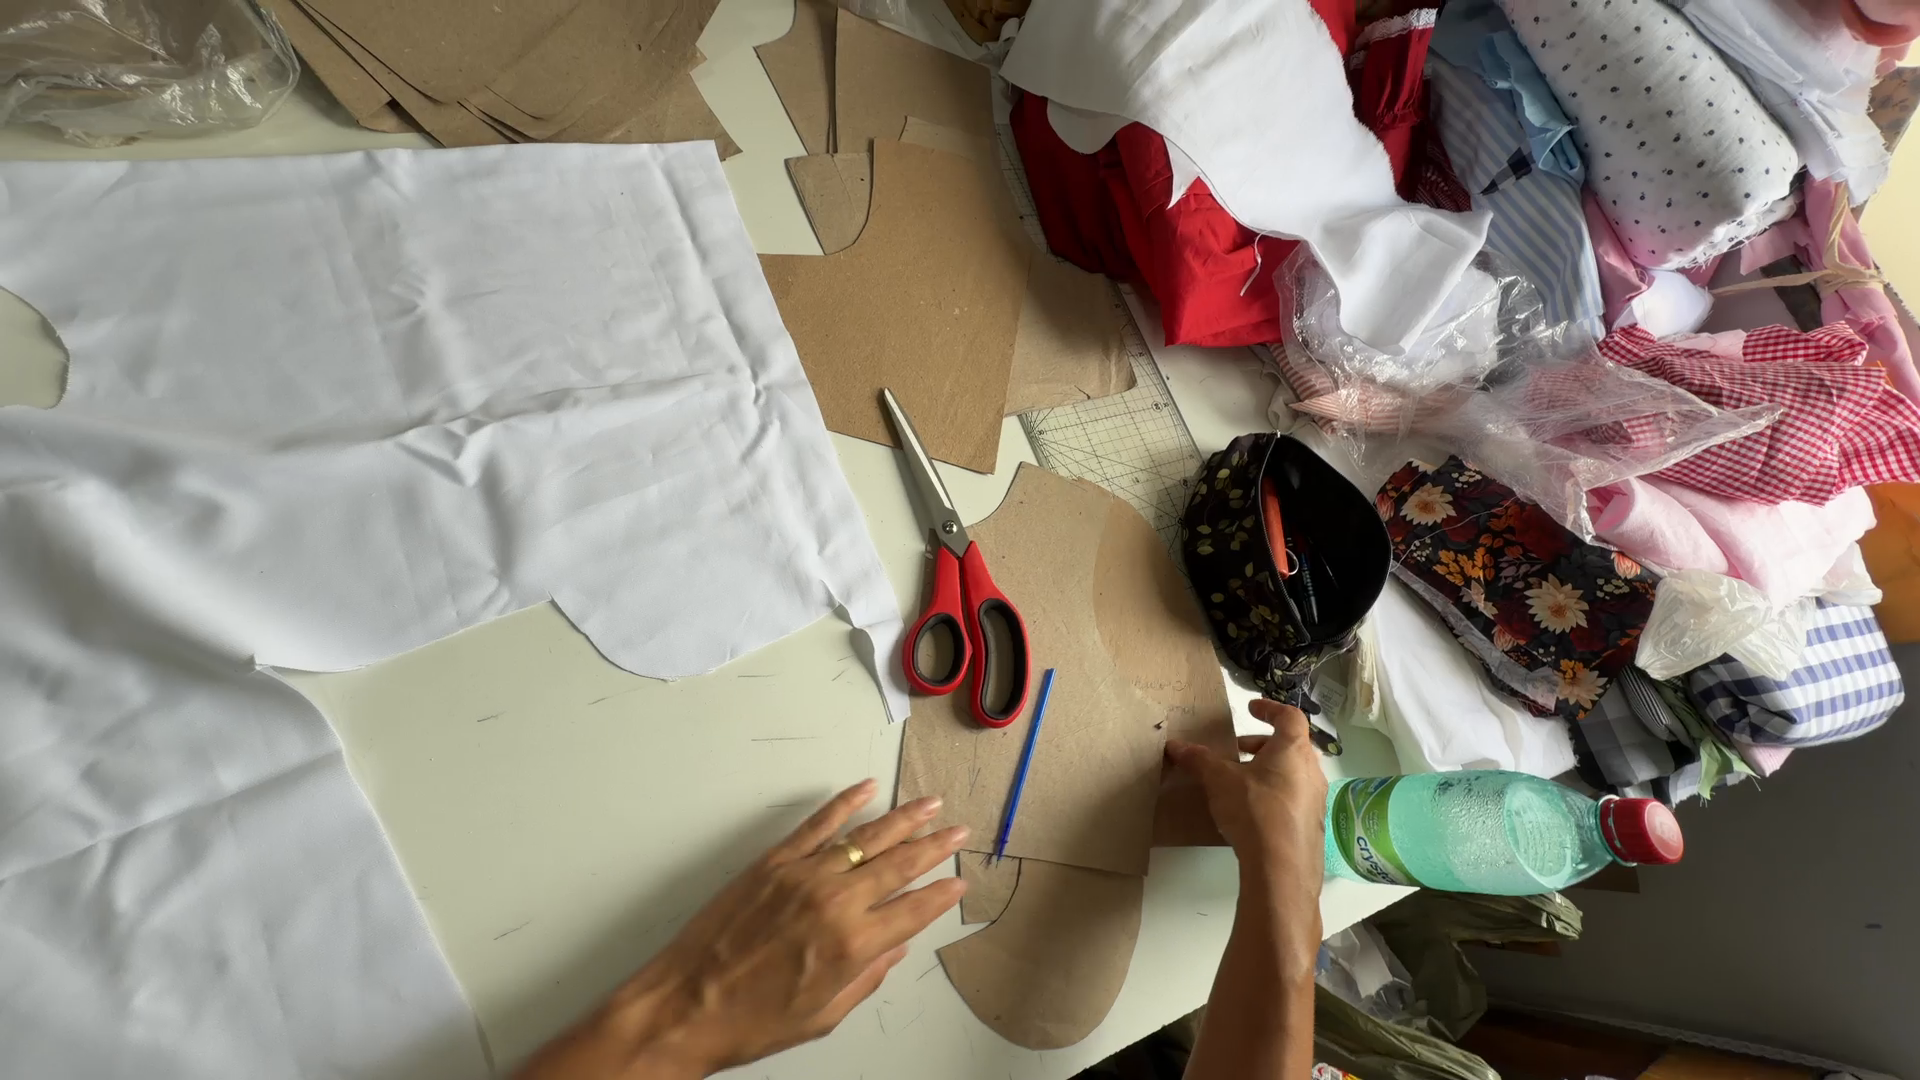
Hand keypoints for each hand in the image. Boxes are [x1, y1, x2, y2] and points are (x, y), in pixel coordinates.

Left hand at [516, 780, 967, 1079]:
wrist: (684, 1005)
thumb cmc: (751, 1021)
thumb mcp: (823, 1017)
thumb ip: (868, 977)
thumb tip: (896, 946)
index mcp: (853, 946)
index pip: (914, 910)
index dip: (942, 894)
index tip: (960, 880)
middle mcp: (837, 902)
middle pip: (900, 865)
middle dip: (935, 845)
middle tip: (960, 829)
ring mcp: (806, 874)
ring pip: (868, 837)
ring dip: (905, 818)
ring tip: (931, 804)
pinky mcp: (777, 860)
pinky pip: (820, 823)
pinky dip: (845, 802)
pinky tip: (867, 788)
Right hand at [1165, 700, 1326, 902]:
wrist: (1281, 870)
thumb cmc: (1254, 811)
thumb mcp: (1219, 780)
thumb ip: (1199, 759)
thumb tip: (1175, 746)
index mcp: (1293, 751)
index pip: (1290, 716)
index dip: (1270, 708)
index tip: (1251, 707)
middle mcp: (1311, 771)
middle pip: (1291, 745)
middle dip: (1263, 744)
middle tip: (1238, 749)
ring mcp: (1316, 800)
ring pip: (1293, 773)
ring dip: (1268, 769)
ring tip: (1240, 780)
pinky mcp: (1312, 826)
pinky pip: (1294, 797)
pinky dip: (1274, 792)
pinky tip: (1251, 810)